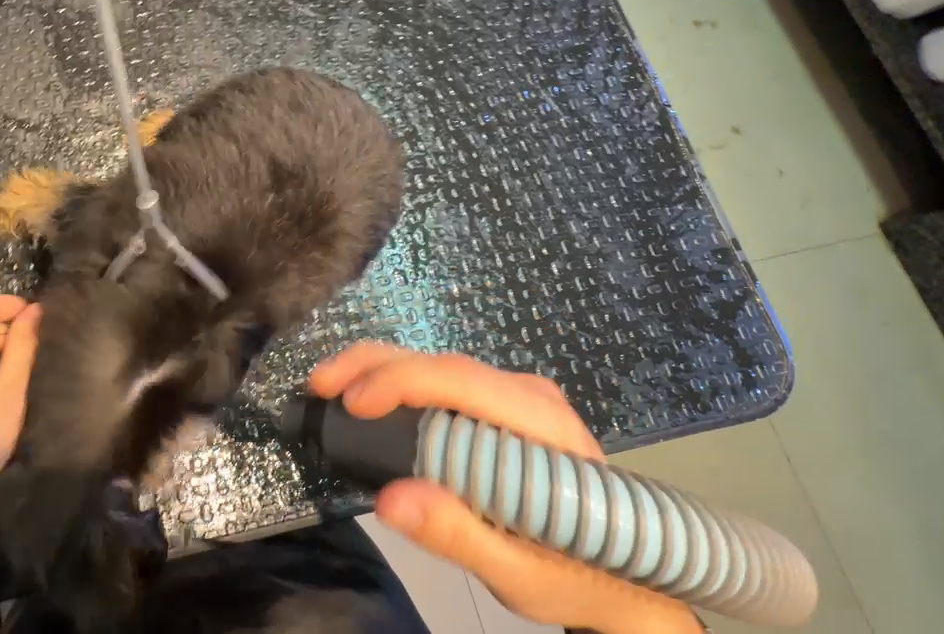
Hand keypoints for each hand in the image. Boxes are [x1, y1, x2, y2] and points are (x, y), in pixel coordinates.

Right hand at [309, 345, 702, 633]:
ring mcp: (515, 394)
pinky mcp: (498, 403)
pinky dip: (394, 383)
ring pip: (434, 364)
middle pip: (440, 362)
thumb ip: (461, 536)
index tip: (348, 403)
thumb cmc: (576, 578)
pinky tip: (363, 397)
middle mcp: (528, 394)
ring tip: (329, 388)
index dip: (400, 381)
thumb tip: (389, 499)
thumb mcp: (521, 575)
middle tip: (318, 384)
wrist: (625, 580)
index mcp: (543, 426)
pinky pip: (439, 381)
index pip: (461, 381)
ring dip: (376, 370)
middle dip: (373, 365)